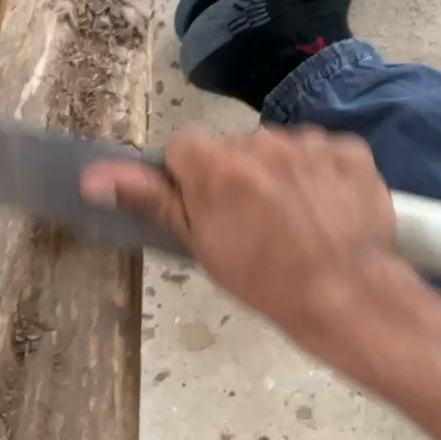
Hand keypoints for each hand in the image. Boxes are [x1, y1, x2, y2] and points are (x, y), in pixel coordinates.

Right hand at [81, 127, 400, 345]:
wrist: (346, 297)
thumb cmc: (262, 279)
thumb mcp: (198, 243)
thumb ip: (148, 199)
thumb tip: (90, 178)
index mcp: (216, 166)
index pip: (184, 145)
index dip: (189, 175)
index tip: (204, 205)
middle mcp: (259, 142)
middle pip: (231, 147)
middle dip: (234, 173)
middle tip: (250, 219)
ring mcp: (309, 143)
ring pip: (276, 147)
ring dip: (276, 171)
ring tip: (292, 215)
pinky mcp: (350, 149)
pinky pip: (320, 150)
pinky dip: (319, 172)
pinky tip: (324, 205)